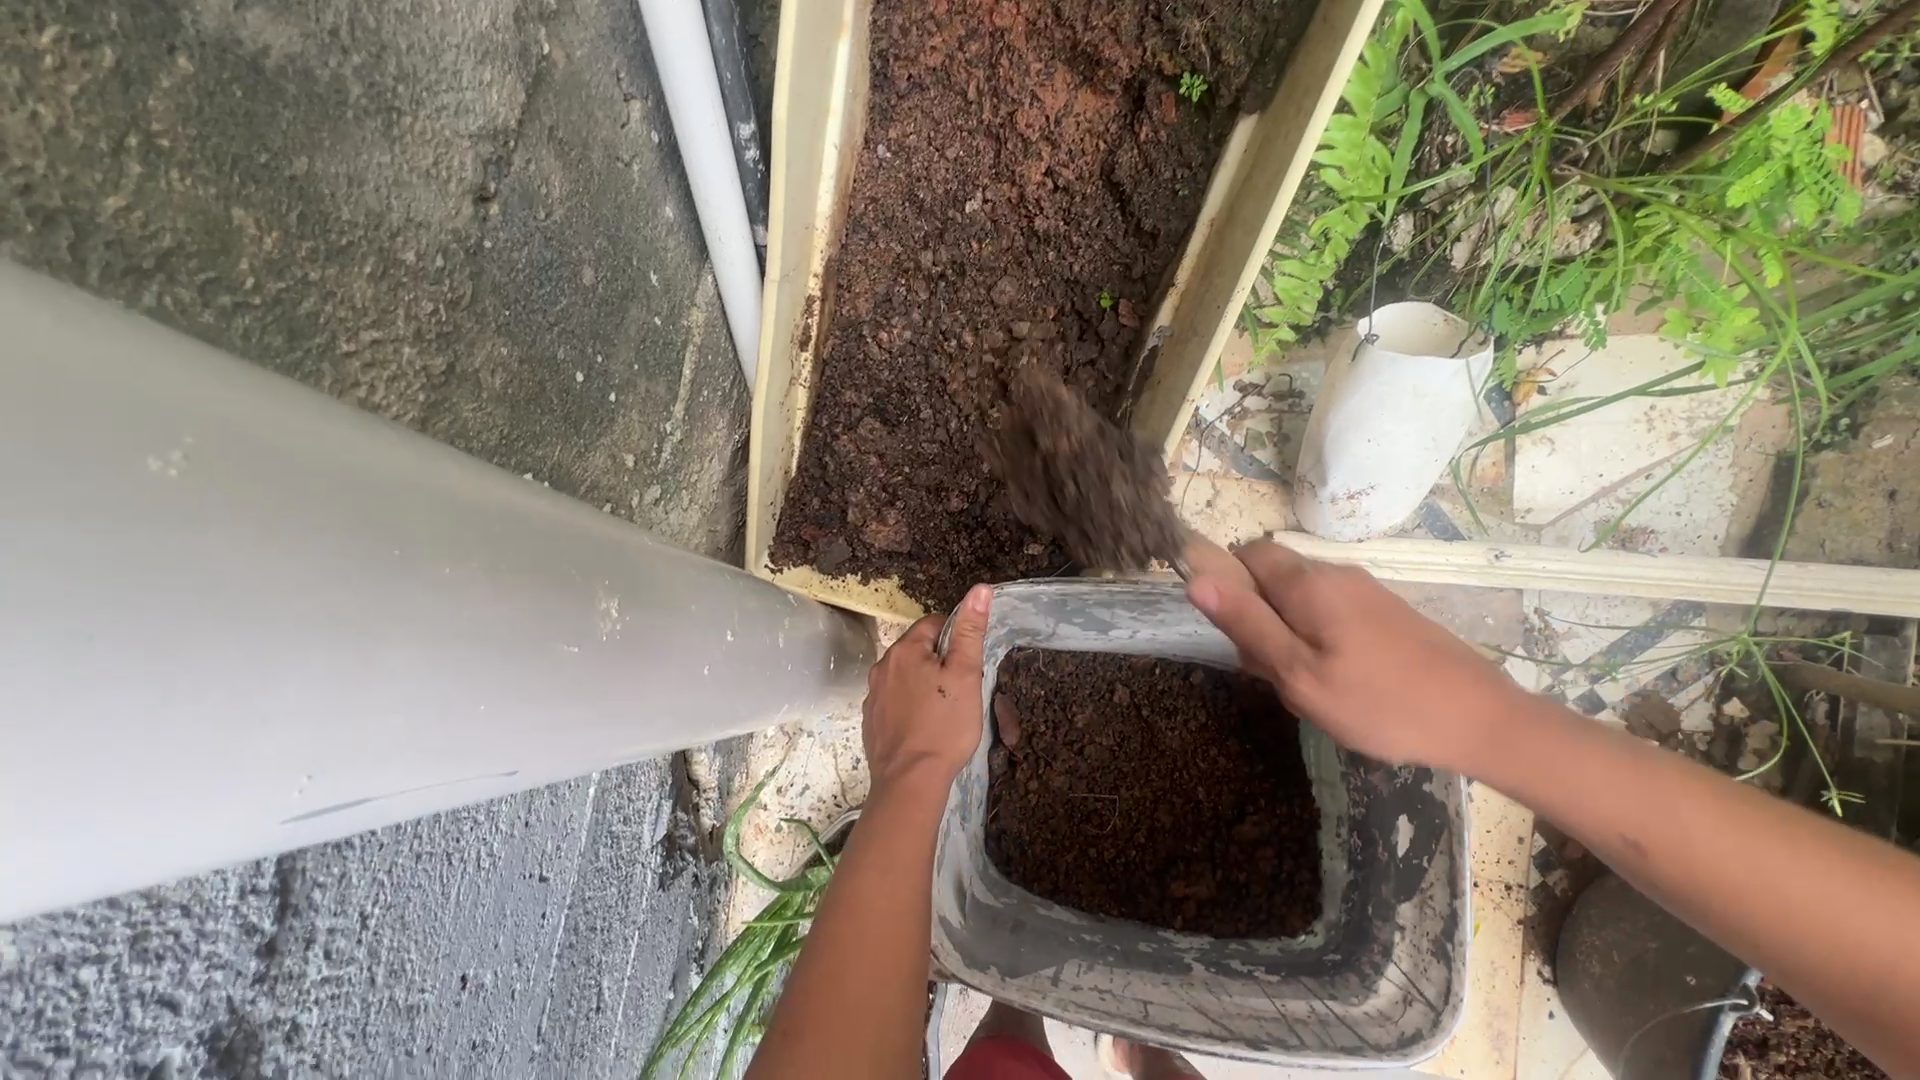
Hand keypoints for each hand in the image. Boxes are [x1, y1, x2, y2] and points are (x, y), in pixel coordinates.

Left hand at [862, 584, 992, 798]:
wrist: (910, 781)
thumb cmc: (944, 726)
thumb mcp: (966, 674)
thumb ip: (970, 631)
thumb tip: (980, 589)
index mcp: (904, 650)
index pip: (934, 623)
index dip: (956, 639)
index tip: (968, 664)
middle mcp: (882, 667)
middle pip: (918, 650)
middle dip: (940, 663)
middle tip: (962, 690)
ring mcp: (873, 696)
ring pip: (905, 677)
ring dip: (924, 685)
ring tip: (945, 711)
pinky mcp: (871, 722)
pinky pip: (895, 702)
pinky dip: (910, 707)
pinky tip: (925, 728)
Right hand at [1186, 540, 1526, 770]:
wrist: (1481, 720)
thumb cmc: (1380, 703)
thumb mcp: (1299, 674)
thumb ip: (1247, 626)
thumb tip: (1196, 580)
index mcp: (1309, 584)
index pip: (1247, 555)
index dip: (1228, 586)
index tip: (1237, 636)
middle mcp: (1336, 575)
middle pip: (1272, 580)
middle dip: (1259, 620)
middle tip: (1274, 674)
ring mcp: (1365, 592)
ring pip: (1300, 601)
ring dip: (1288, 636)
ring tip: (1308, 687)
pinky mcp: (1385, 612)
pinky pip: (1329, 615)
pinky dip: (1317, 642)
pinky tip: (1339, 684)